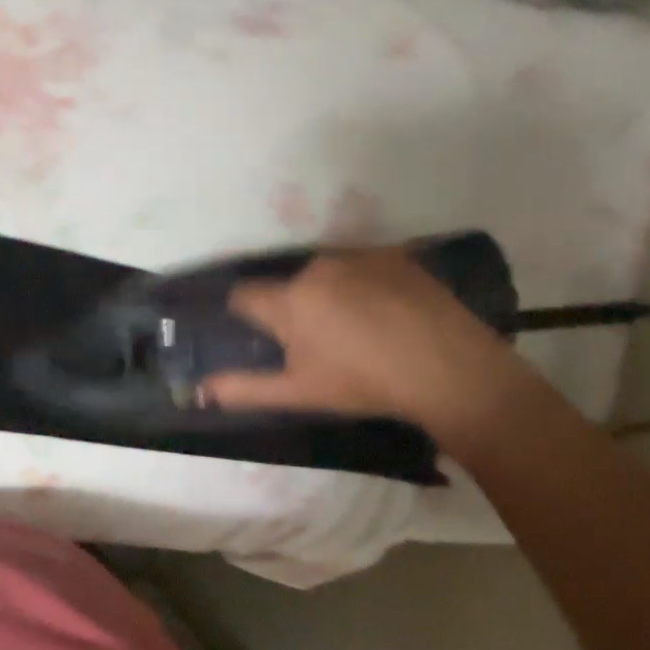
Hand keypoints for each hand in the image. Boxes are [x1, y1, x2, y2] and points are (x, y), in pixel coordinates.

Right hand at [200, 248, 539, 443]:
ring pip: (326, 275)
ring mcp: (364, 257)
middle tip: (310, 345)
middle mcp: (320, 268)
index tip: (255, 337)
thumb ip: (242, 388)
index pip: (243, 295)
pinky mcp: (400, 256)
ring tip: (350, 331)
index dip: (242, 315)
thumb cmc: (362, 384)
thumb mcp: (296, 393)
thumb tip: (199, 390)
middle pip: (288, 285)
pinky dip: (361, 287)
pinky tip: (379, 316)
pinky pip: (363, 268)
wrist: (450, 370)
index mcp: (290, 299)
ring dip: (326, 296)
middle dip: (291, 309)